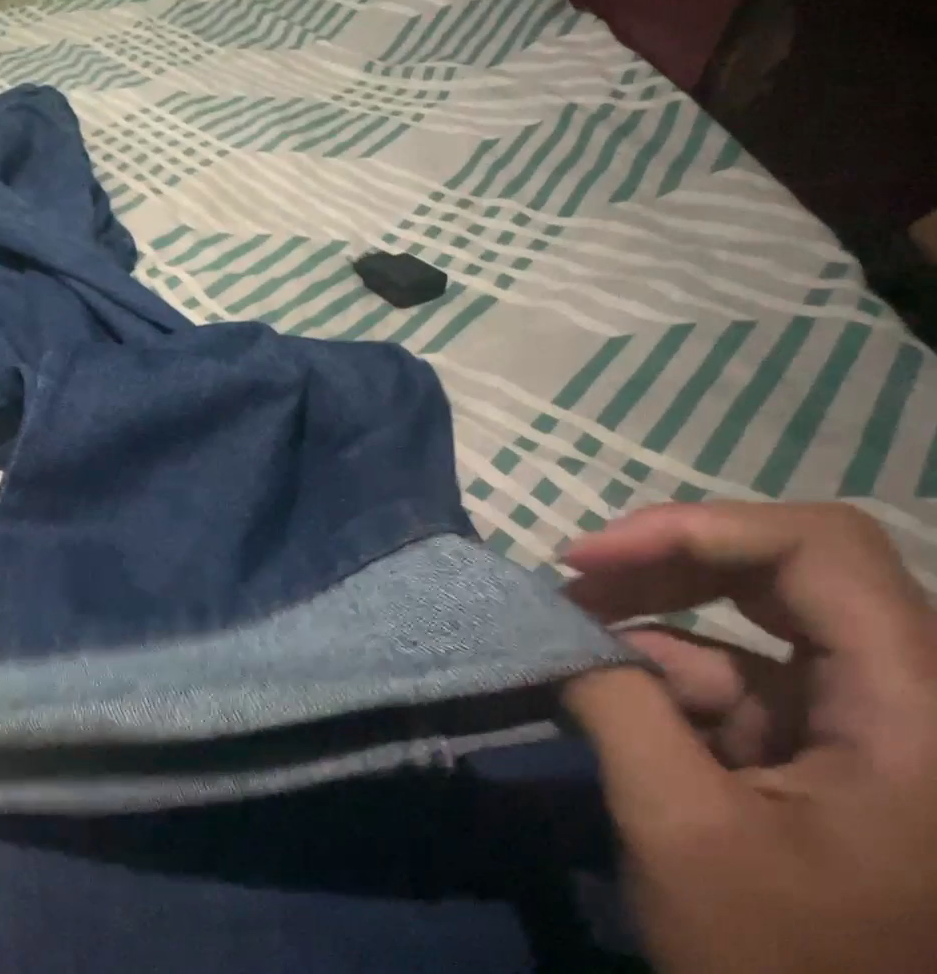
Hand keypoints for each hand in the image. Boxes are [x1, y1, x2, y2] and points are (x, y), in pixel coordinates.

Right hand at [560, 501, 936, 973]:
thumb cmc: (780, 955)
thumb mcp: (679, 825)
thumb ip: (616, 705)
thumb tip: (557, 633)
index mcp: (918, 709)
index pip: (821, 550)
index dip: (695, 527)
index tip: (584, 556)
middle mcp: (914, 699)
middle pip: (791, 572)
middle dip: (665, 565)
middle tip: (568, 581)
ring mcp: (873, 728)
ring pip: (756, 630)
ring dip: (652, 627)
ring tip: (566, 642)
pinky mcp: (831, 756)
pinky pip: (742, 685)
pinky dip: (663, 678)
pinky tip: (603, 693)